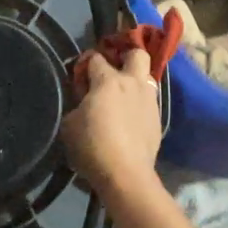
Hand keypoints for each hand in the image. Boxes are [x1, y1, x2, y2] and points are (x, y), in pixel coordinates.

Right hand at [61, 50, 162, 195]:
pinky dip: (139, 103)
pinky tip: (130, 117)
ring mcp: (149, 100)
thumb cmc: (92, 146)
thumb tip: (83, 101)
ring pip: (146, 77)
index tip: (80, 75)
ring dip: (135, 80)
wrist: (126, 174)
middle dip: (125, 55)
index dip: (86, 63)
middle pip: (137, 53)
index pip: (96, 58)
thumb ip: (76, 105)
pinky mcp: (158, 118)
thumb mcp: (69, 124)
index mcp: (108, 81)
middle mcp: (133, 84)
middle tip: (114, 68)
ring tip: (122, 96)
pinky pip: (149, 101)